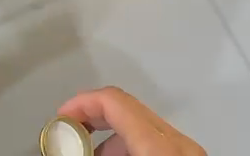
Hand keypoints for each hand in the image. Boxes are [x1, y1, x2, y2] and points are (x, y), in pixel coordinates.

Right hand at [57, 87, 204, 155]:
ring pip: (142, 125)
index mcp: (161, 142)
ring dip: (110, 134)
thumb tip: (60, 146)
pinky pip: (155, 140)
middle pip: (127, 108)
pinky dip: (130, 144)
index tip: (59, 116)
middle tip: (69, 132)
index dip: (80, 101)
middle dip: (92, 116)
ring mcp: (190, 150)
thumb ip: (91, 151)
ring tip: (89, 152)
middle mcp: (180, 140)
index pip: (113, 99)